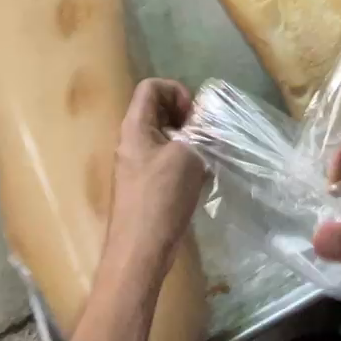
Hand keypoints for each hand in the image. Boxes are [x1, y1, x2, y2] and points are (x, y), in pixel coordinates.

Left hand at [105, 78, 206, 273]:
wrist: (140, 253)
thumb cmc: (161, 199)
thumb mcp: (187, 156)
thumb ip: (200, 131)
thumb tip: (209, 118)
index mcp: (135, 127)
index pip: (151, 87)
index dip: (176, 91)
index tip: (194, 116)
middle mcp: (131, 141)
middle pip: (158, 110)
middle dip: (186, 116)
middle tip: (204, 134)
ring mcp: (137, 165)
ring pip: (165, 137)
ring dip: (188, 141)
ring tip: (206, 158)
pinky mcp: (145, 186)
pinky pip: (166, 159)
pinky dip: (185, 161)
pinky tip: (200, 179)